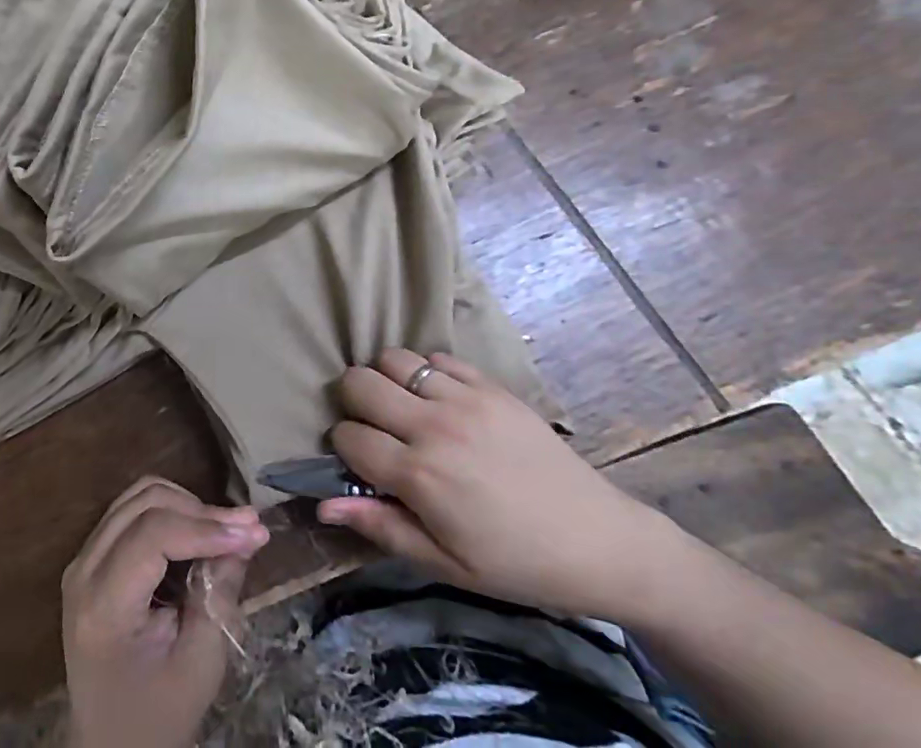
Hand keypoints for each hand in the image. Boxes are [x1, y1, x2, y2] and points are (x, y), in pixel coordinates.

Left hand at [62, 476, 267, 747]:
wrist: (111, 740)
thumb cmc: (158, 712)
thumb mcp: (199, 662)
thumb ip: (219, 592)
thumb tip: (248, 533)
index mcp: (103, 604)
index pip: (153, 534)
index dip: (206, 526)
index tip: (253, 532)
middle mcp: (83, 570)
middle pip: (144, 504)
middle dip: (201, 510)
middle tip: (246, 530)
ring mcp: (83, 560)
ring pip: (138, 496)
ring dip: (187, 505)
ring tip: (226, 531)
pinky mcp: (93, 558)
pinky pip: (132, 511)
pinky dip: (171, 511)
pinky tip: (200, 533)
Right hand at [319, 349, 691, 620]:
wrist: (598, 540)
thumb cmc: (514, 562)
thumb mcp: (444, 562)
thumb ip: (381, 526)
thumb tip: (323, 504)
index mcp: (419, 475)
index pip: (349, 436)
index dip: (342, 447)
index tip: (357, 461)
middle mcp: (435, 426)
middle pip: (360, 383)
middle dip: (352, 402)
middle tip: (372, 426)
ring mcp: (467, 399)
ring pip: (394, 359)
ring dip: (386, 379)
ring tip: (402, 407)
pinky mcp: (493, 387)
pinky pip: (439, 357)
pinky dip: (427, 372)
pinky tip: (438, 399)